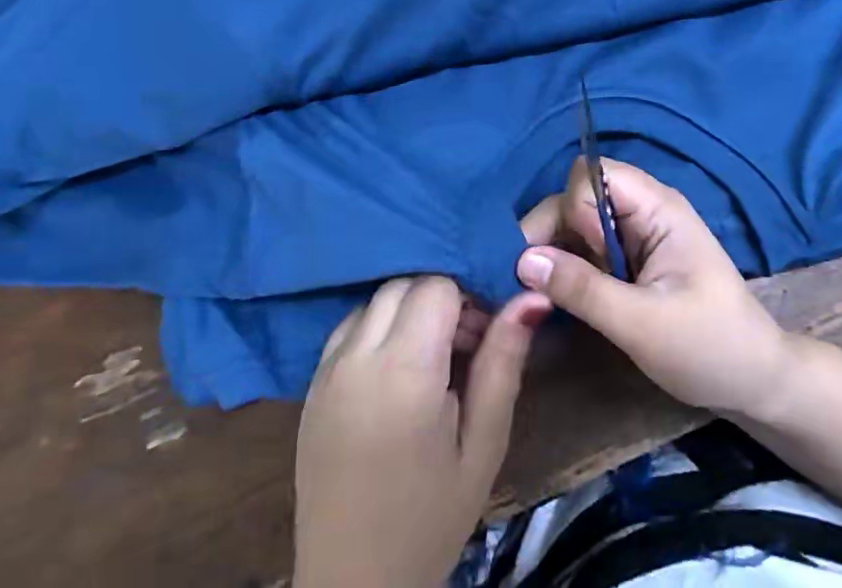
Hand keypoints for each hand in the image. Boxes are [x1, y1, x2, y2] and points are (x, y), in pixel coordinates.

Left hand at [294, 276, 548, 587]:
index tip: (490, 329)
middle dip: (443, 296)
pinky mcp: (311, 385)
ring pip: (375, 300)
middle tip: (471, 342)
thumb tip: (531, 295)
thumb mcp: (484, 443)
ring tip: (437, 358)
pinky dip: (381, 326)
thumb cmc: (432, 517)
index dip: (471, 295)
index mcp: (402, 373)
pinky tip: (401, 368)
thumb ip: (504, 361)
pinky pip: (350, 326)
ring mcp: (324, 371)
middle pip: (404, 284)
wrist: (352, 584)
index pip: (437, 285)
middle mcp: (355, 359)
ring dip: (411, 309)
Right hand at [514, 158, 792, 414]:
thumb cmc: (708, 347)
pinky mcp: (630, 262)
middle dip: (551, 233)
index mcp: (658, 208)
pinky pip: (586, 250)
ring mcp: (636, 237)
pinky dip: (566, 269)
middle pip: (578, 197)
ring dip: (554, 254)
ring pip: (576, 225)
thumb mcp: (642, 324)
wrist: (752, 380)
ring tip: (539, 296)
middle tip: (534, 285)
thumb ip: (583, 289)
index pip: (593, 175)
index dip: (572, 209)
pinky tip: (556, 297)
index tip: (573, 258)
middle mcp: (644, 212)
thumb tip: (523, 261)